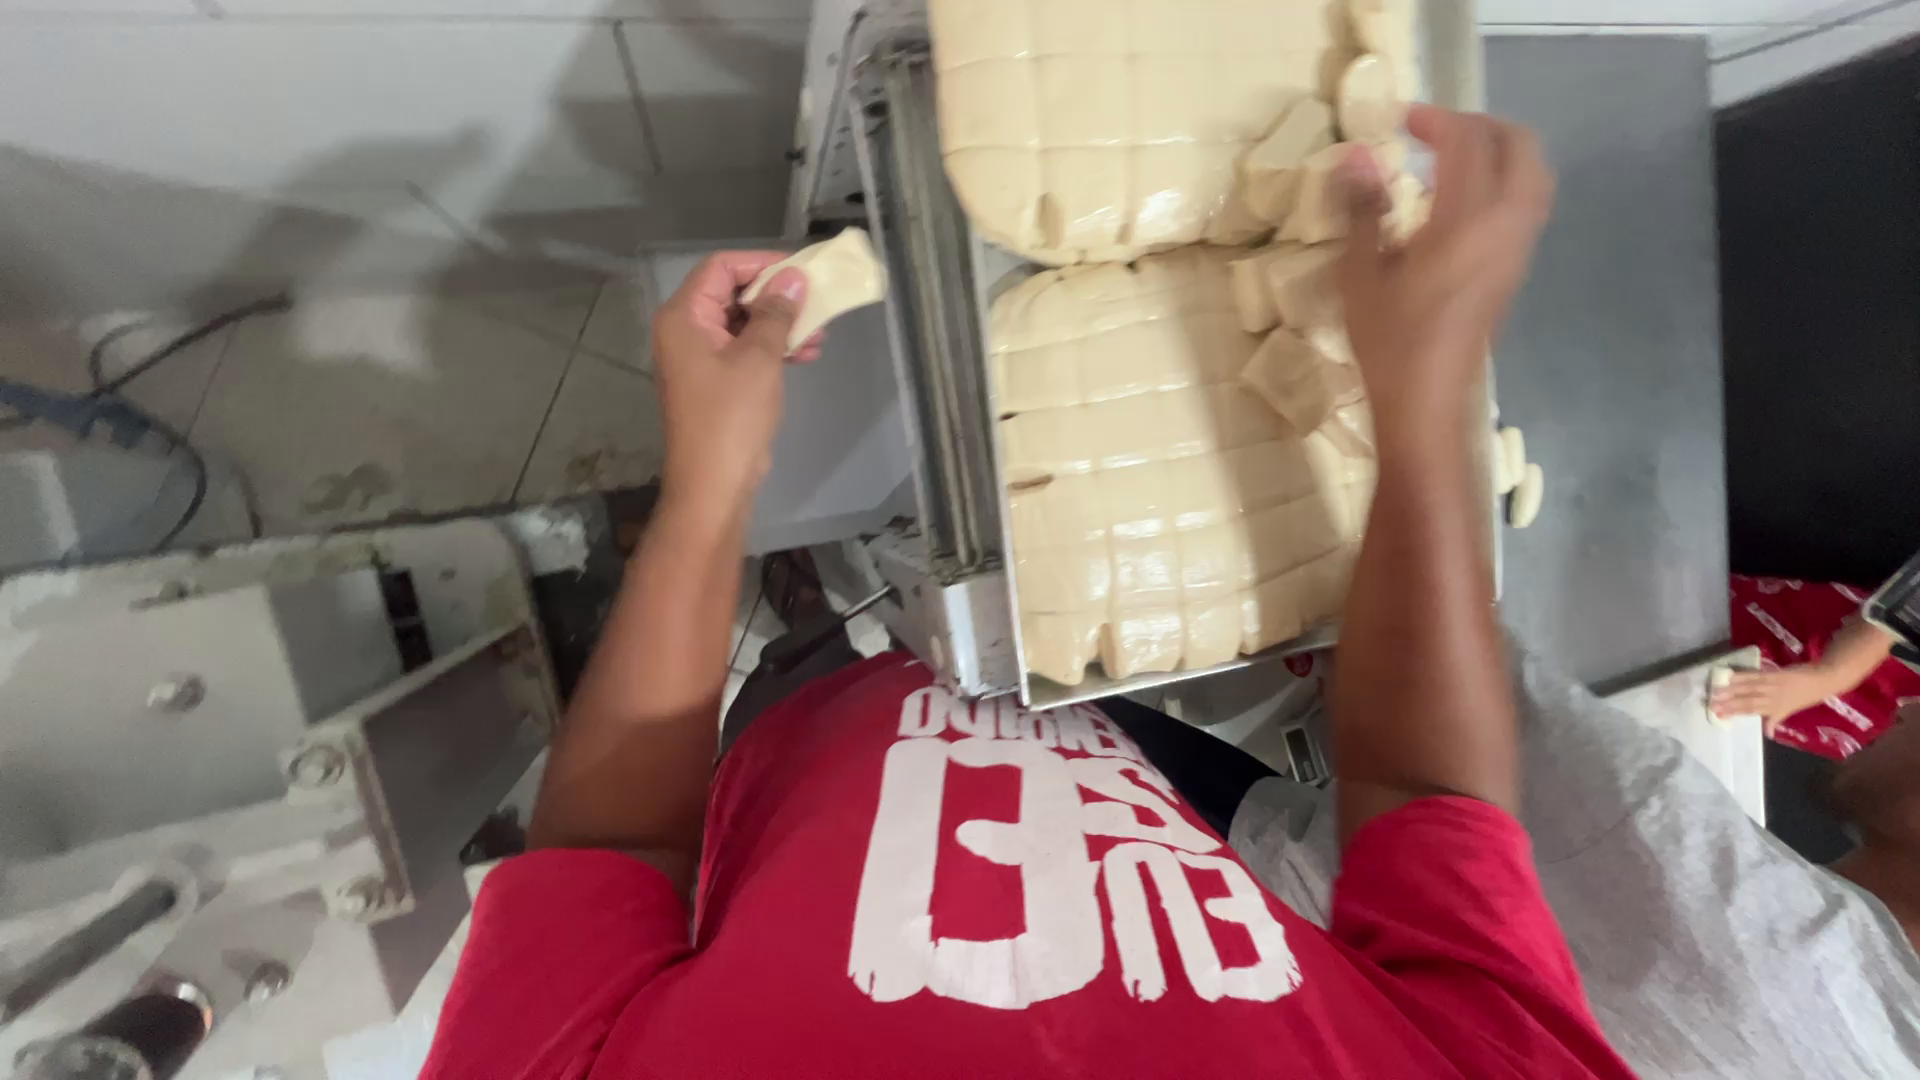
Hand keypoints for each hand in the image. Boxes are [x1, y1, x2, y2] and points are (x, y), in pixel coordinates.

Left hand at [650, 251, 823, 515]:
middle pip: (733, 295)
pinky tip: (804, 355)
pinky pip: (745, 352)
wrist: (715, 482)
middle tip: (816, 305)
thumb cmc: (732, 415)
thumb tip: (794, 279)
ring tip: (818, 335)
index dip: (762, 264)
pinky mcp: (717, 383)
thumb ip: (776, 313)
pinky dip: (773, 349)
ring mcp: (700, 359)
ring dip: (781, 326)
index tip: (801, 272)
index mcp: (684, 317)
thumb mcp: (759, 358)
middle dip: (777, 299)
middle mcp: (686, 331)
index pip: (721, 268)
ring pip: (744, 325)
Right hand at [1336, 105, 1553, 436]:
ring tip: (1446, 164)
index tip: (1399, 121)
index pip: (1468, 141)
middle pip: (1516, 144)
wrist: (1425, 398)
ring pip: (1530, 172)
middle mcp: (1507, 222)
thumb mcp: (1360, 274)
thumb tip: (1354, 156)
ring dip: (1495, 153)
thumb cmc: (1387, 341)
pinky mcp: (1513, 267)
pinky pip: (1524, 202)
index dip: (1435, 120)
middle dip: (1476, 128)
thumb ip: (1362, 209)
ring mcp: (1518, 246)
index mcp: (1467, 218)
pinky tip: (1456, 206)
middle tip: (1429, 136)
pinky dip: (1500, 183)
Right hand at [1711, 666, 1834, 733]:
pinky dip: (1742, 676)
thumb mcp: (1792, 710)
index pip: (1752, 712)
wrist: (1824, 680)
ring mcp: (1773, 686)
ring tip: (1715, 692)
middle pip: (1748, 702)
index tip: (1718, 716)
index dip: (1734, 714)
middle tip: (1711, 706)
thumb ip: (1776, 718)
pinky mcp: (1774, 675)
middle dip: (1728, 704)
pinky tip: (1729, 677)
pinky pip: (1755, 676)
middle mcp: (1773, 699)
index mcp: (1776, 708)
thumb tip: (1767, 734)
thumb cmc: (1806, 696)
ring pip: (1749, 690)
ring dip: (1731, 691)